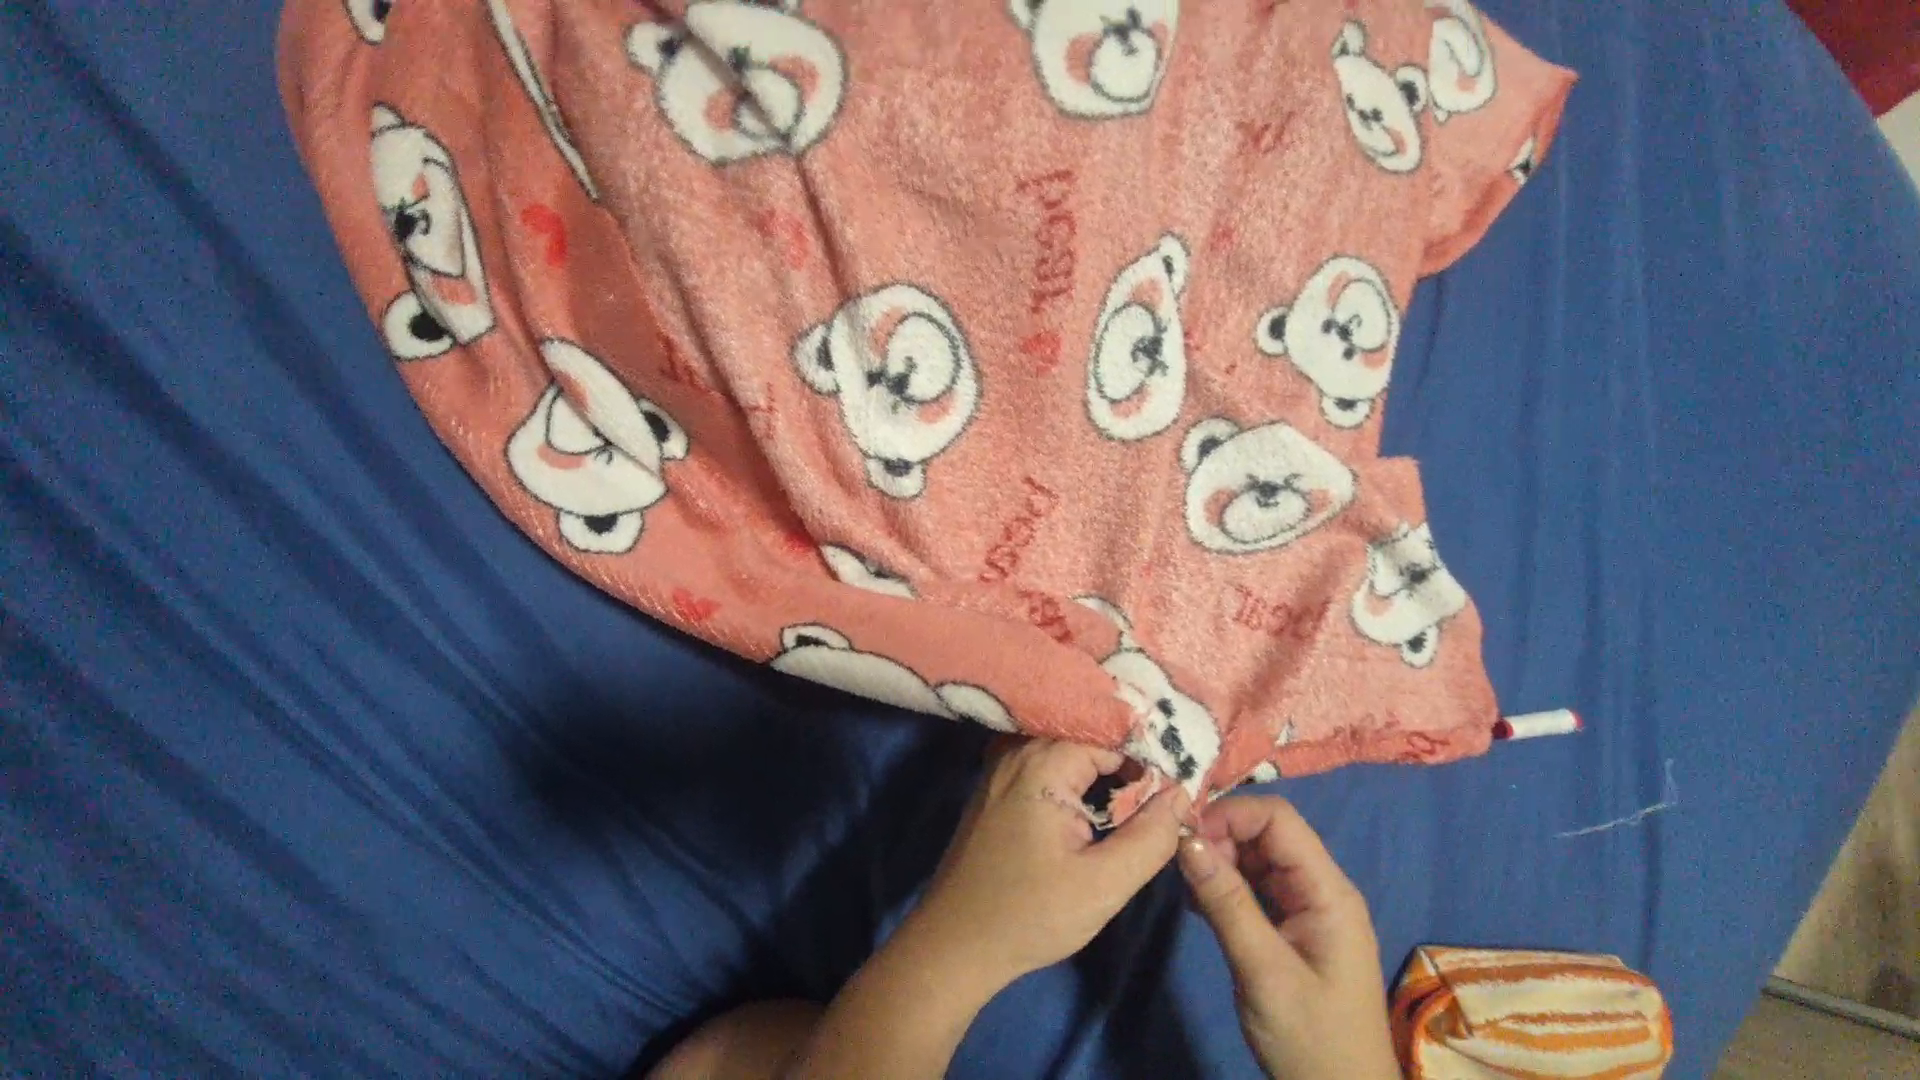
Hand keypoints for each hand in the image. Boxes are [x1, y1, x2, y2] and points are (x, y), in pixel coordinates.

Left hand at [904, 739, 1188, 993]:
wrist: (954, 942)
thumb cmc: (1028, 915)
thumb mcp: (1103, 884)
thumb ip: (1150, 836)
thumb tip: (1183, 793)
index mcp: (1042, 762)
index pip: (1114, 734)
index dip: (1153, 755)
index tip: (1184, 778)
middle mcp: (1018, 748)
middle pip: (1090, 733)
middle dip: (1131, 754)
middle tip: (1171, 782)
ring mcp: (1003, 763)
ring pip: (1069, 745)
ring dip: (1105, 763)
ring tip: (1145, 787)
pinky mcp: (997, 783)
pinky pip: (1047, 760)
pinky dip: (1078, 772)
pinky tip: (1100, 795)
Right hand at [1178, 796, 1400, 1079]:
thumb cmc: (1311, 1038)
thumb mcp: (1264, 971)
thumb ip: (1226, 903)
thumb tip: (1187, 840)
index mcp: (1327, 891)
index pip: (1278, 820)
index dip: (1230, 815)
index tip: (1186, 836)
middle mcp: (1319, 888)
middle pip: (1266, 833)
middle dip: (1220, 837)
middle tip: (1179, 865)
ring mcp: (1306, 906)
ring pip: (1256, 857)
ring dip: (1218, 861)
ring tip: (1185, 886)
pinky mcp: (1290, 925)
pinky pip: (1253, 885)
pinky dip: (1223, 885)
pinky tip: (1197, 904)